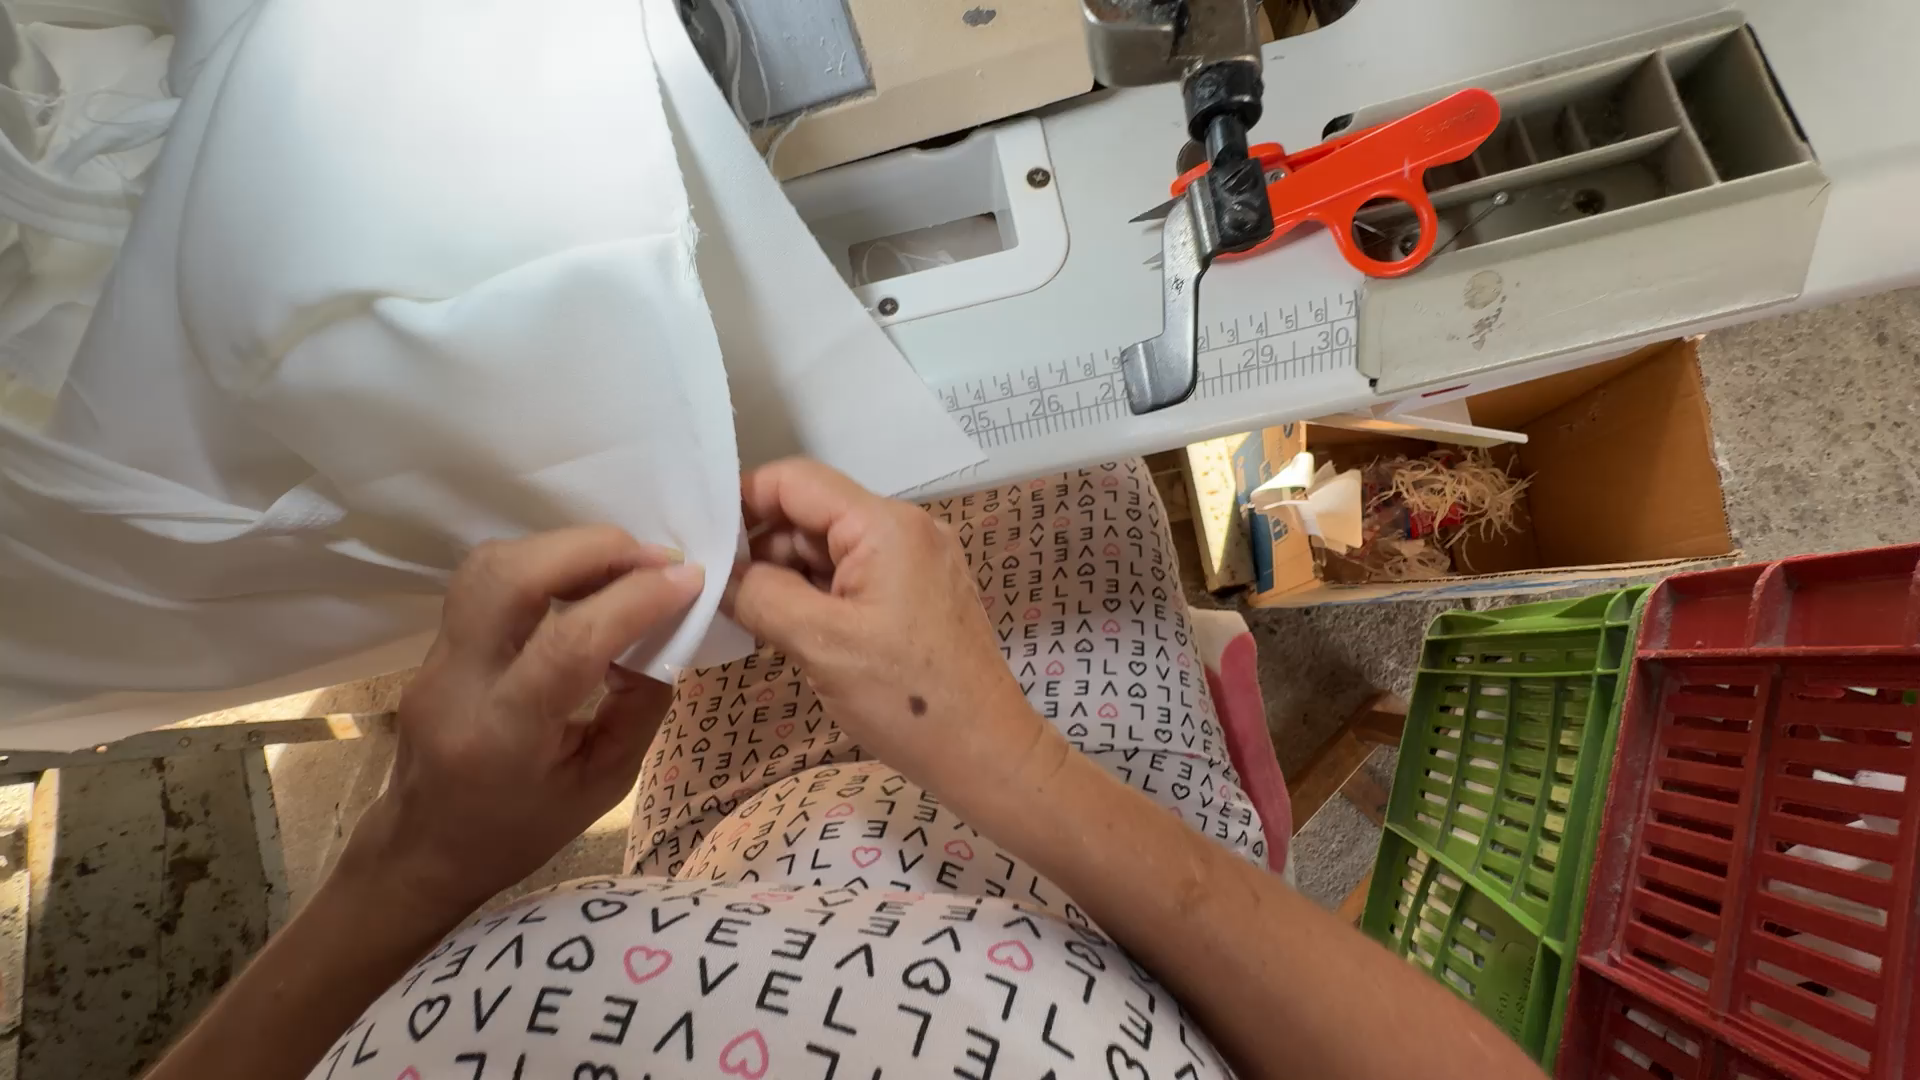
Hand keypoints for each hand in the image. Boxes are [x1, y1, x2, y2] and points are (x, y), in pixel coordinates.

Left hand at [339, 526, 702, 923]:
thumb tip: (667, 629)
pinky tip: (588, 581)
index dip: (636, 600)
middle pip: (509, 577)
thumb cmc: (524, 829)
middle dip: (594, 549)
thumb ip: (641, 702)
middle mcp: (456, 684)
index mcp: (503, 736)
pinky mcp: (436, 644)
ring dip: (569, 548)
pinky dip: (551, 562)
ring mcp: (435, 658)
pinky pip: (491, 579)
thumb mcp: (608, 782)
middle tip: (656, 558)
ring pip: (491, 564)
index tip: (691, 579)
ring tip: (626, 565)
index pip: (569, 644)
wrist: (423, 852)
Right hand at [724, 459, 1052, 797]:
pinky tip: (786, 626)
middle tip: (711, 587)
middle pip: (813, 515)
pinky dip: (817, 595)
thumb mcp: (821, 644)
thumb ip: (761, 595)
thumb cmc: (906, 698)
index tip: (699, 537)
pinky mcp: (918, 593)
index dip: (742, 499)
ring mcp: (916, 561)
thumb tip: (718, 572)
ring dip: (787, 576)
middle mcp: (905, 529)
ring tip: (742, 614)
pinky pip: (854, 577)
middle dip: (761, 547)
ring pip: (831, 550)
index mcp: (885, 524)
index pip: (796, 482)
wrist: (985, 750)